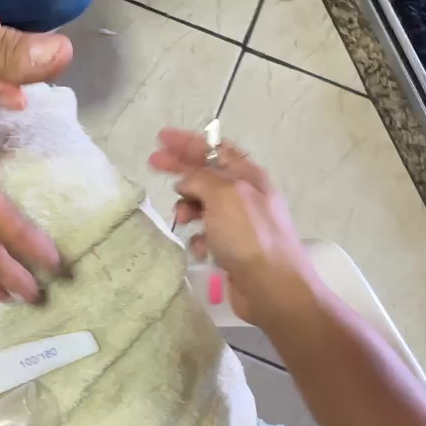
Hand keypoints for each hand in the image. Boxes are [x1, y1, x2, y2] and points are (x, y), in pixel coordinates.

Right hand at [149, 128, 320, 326]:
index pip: (216, 149)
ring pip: (203, 206)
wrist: (272, 287)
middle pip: (206, 174)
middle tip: (153, 164)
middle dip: (180, 170)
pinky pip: (207, 235)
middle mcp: (245, 196)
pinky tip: (199, 247)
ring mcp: (239, 224)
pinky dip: (198, 237)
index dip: (189, 142)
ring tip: (181, 219)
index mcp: (248, 176)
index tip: (161, 138)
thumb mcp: (225, 195)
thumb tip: (186, 182)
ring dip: (188, 208)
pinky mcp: (232, 249)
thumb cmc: (250, 236)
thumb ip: (201, 178)